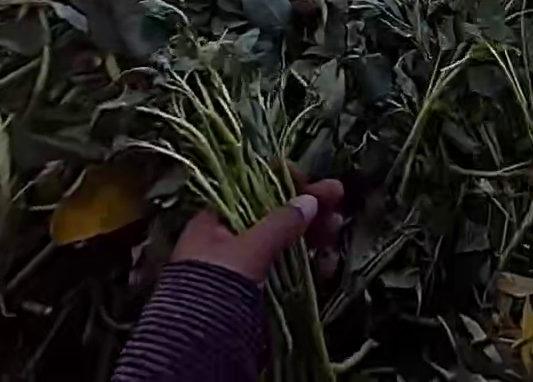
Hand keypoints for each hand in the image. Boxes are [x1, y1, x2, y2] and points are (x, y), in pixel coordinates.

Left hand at [170, 176, 343, 282]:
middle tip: (337, 195)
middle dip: (307, 204)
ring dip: (313, 229)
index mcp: (216, 220)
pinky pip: (287, 268)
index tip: (307, 178)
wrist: (195, 353)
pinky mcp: (257, 292)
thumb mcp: (247, 249)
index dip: (282, 179)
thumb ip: (280, 222)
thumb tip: (310, 200)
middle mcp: (229, 239)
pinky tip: (327, 261)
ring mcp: (244, 267)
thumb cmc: (215, 287)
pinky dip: (308, 262)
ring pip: (284, 239)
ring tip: (337, 225)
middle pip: (274, 211)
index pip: (252, 186)